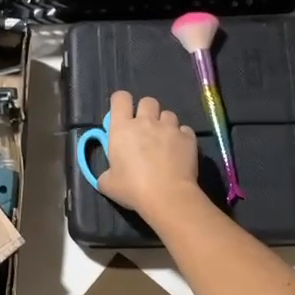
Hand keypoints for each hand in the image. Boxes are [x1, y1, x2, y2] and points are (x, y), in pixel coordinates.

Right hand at [97, 91, 200, 218]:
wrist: (167, 196)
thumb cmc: (132, 189)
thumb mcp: (108, 184)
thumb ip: (106, 173)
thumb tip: (108, 174)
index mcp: (122, 128)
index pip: (120, 98)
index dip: (121, 102)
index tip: (122, 114)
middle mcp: (146, 122)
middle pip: (147, 101)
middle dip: (145, 111)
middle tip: (144, 129)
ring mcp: (169, 128)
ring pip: (168, 114)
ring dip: (164, 124)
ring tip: (164, 141)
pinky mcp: (188, 137)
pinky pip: (184, 130)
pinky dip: (181, 137)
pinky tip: (179, 151)